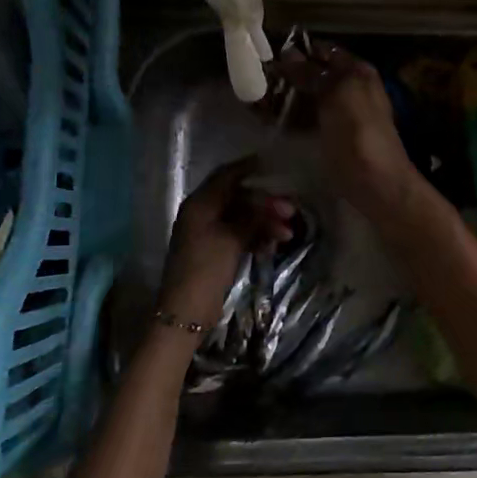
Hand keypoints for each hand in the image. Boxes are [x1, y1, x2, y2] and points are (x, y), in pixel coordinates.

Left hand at [158, 158, 294, 327]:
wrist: (186, 312)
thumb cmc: (206, 270)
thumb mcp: (231, 239)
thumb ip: (250, 216)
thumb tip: (269, 202)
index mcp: (199, 204)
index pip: (226, 177)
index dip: (249, 168)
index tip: (274, 164)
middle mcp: (202, 213)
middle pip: (237, 198)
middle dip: (265, 203)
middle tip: (290, 211)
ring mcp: (208, 233)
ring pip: (241, 217)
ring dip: (264, 221)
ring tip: (287, 234)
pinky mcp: (215, 250)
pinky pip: (239, 234)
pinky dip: (256, 236)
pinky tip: (273, 244)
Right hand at [271, 42, 420, 220]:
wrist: (376, 182)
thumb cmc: (359, 132)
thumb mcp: (337, 93)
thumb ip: (313, 73)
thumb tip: (289, 53)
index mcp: (357, 72)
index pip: (325, 51)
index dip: (299, 50)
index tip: (268, 52)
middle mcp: (349, 89)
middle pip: (314, 74)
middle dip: (287, 75)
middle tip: (256, 77)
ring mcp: (339, 114)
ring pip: (307, 98)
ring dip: (284, 97)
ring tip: (254, 97)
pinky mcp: (329, 137)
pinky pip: (305, 120)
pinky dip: (288, 118)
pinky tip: (267, 119)